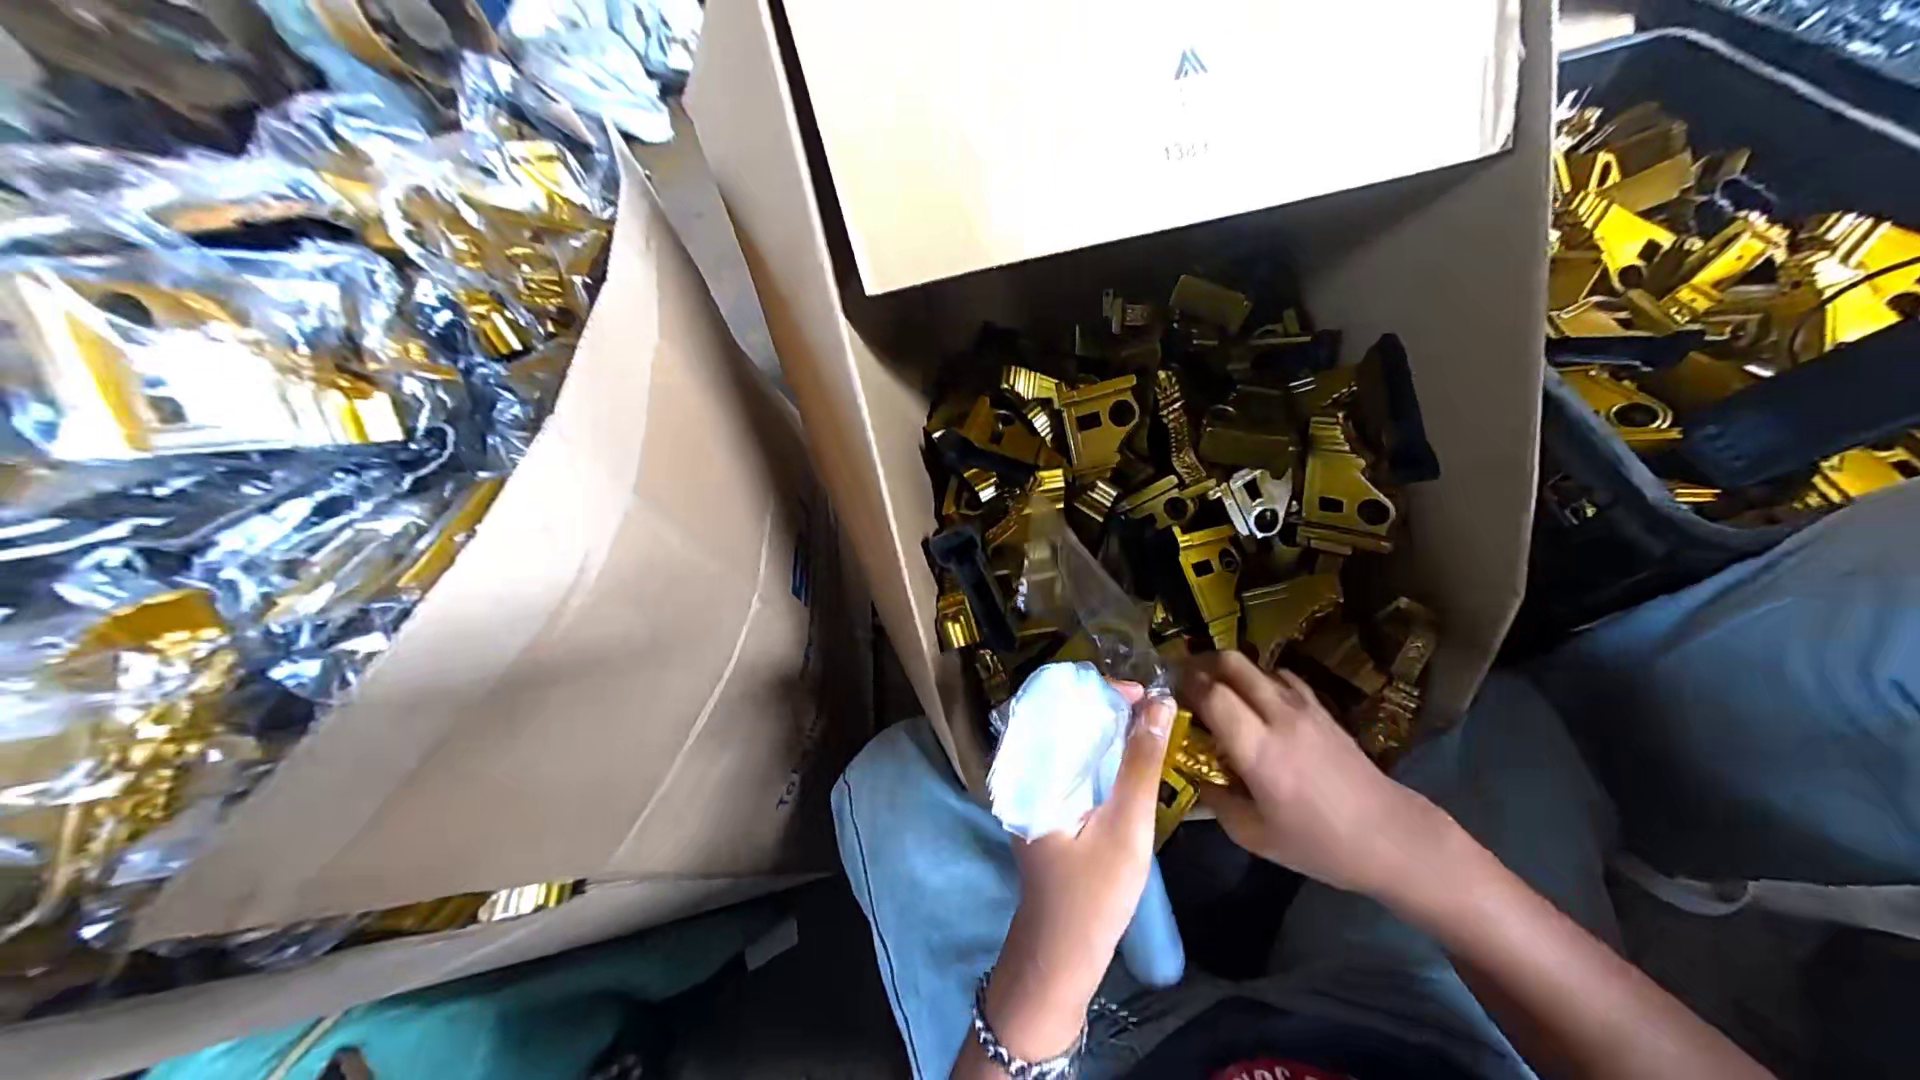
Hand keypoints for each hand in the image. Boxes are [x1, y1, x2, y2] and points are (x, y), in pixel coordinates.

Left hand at [982, 682, 1174, 1061]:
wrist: (1062, 954)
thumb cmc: (1093, 893)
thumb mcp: (1126, 826)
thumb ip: (1140, 763)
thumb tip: (1160, 704)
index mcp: (1028, 770)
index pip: (1052, 703)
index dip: (1095, 689)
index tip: (1139, 693)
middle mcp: (1021, 772)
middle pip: (1057, 717)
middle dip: (1102, 704)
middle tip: (1148, 707)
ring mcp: (1030, 789)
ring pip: (1064, 739)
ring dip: (1101, 726)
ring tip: (1143, 722)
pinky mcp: (1043, 804)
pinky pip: (1066, 761)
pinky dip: (1095, 750)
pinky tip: (1124, 754)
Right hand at [1181, 652, 1453, 896]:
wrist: (1392, 838)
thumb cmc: (1319, 844)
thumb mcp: (1253, 835)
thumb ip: (1215, 799)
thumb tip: (1191, 771)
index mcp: (1258, 748)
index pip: (1210, 692)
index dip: (1182, 685)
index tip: (1164, 693)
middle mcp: (1278, 716)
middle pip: (1230, 662)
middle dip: (1198, 664)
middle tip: (1180, 681)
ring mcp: (1303, 707)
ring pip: (1253, 664)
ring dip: (1225, 669)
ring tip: (1211, 689)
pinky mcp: (1320, 708)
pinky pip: (1279, 676)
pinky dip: (1256, 678)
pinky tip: (1252, 700)